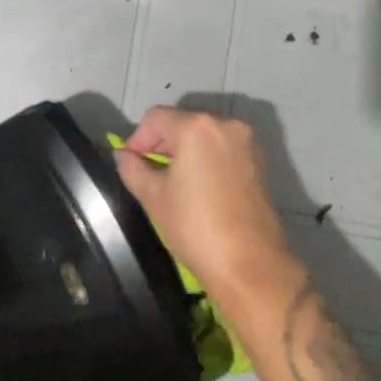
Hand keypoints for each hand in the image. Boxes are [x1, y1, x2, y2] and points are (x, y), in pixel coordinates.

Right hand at [116, 106, 293, 296]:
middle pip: (183, 122)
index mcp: (197, 127)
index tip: (130, 163)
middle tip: (147, 172)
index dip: (137, 138)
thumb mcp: (153, 196)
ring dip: (183, 151)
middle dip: (161, 142)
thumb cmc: (194, 226)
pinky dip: (205, 159)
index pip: (156, 118)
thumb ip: (133, 168)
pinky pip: (222, 149)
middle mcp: (226, 125)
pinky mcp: (258, 163)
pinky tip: (197, 187)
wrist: (247, 263)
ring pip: (204, 135)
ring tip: (171, 181)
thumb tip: (122, 155)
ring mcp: (247, 143)